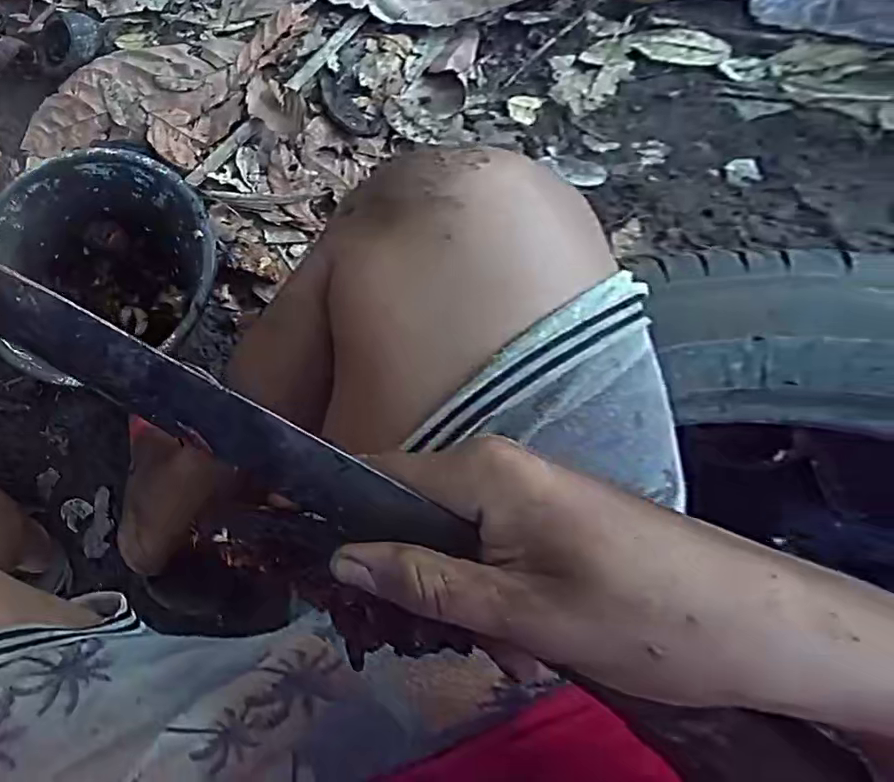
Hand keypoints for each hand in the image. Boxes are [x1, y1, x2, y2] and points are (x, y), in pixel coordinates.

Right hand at [330, 436, 893, 715]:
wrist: (800, 636)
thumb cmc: (656, 618)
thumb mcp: (529, 614)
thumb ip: (424, 583)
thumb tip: (337, 560)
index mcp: (477, 467)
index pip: (371, 473)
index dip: (334, 510)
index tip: (310, 552)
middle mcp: (490, 462)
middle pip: (407, 509)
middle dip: (417, 574)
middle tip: (450, 635)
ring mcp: (520, 484)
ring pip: (446, 532)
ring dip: (459, 590)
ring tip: (510, 647)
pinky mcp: (545, 510)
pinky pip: (484, 538)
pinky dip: (490, 584)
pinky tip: (530, 632)